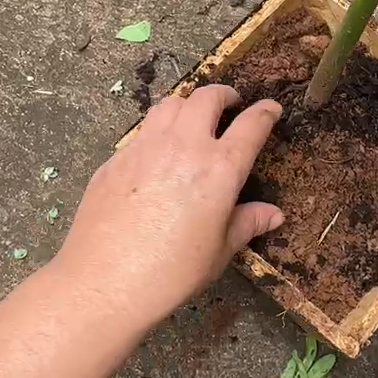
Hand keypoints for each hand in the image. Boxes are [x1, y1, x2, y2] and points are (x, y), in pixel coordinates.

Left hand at [56, 85, 283, 324]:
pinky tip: (157, 152)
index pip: (251, 125)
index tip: (270, 108)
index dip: (265, 111)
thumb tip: (274, 215)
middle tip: (230, 103)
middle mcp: (185, 146)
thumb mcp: (219, 252)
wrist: (103, 282)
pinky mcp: (117, 158)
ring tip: (193, 117)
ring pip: (170, 104)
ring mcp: (146, 147)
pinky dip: (158, 130)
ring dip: (188, 104)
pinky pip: (142, 131)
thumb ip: (248, 224)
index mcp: (220, 169)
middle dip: (224, 94)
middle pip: (207, 98)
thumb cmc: (170, 273)